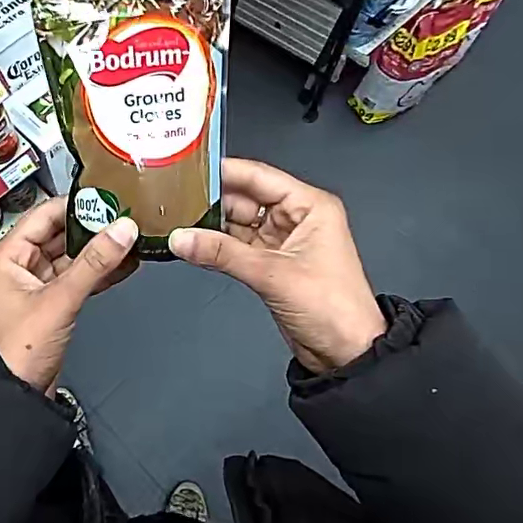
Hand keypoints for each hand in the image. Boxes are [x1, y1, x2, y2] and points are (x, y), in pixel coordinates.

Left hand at [0, 201, 139, 388]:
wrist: (12, 395)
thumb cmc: (15, 351)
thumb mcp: (59, 299)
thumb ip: (94, 264)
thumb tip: (120, 231)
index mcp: (8, 255)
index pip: (44, 214)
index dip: (75, 204)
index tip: (106, 198)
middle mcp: (20, 266)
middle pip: (60, 234)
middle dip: (92, 227)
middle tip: (124, 217)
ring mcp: (36, 285)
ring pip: (72, 257)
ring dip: (99, 251)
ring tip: (130, 238)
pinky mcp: (51, 304)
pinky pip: (77, 278)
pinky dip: (98, 273)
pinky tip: (123, 266)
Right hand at [169, 159, 385, 372]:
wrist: (346, 353)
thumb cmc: (337, 310)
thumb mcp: (272, 274)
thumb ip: (222, 253)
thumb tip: (184, 238)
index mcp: (310, 207)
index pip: (259, 176)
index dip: (225, 171)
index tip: (193, 169)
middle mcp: (296, 219)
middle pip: (243, 198)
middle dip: (211, 200)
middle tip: (176, 200)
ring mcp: (281, 241)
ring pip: (237, 222)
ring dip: (210, 225)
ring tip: (179, 223)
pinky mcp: (270, 263)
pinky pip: (236, 245)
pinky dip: (216, 246)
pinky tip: (194, 244)